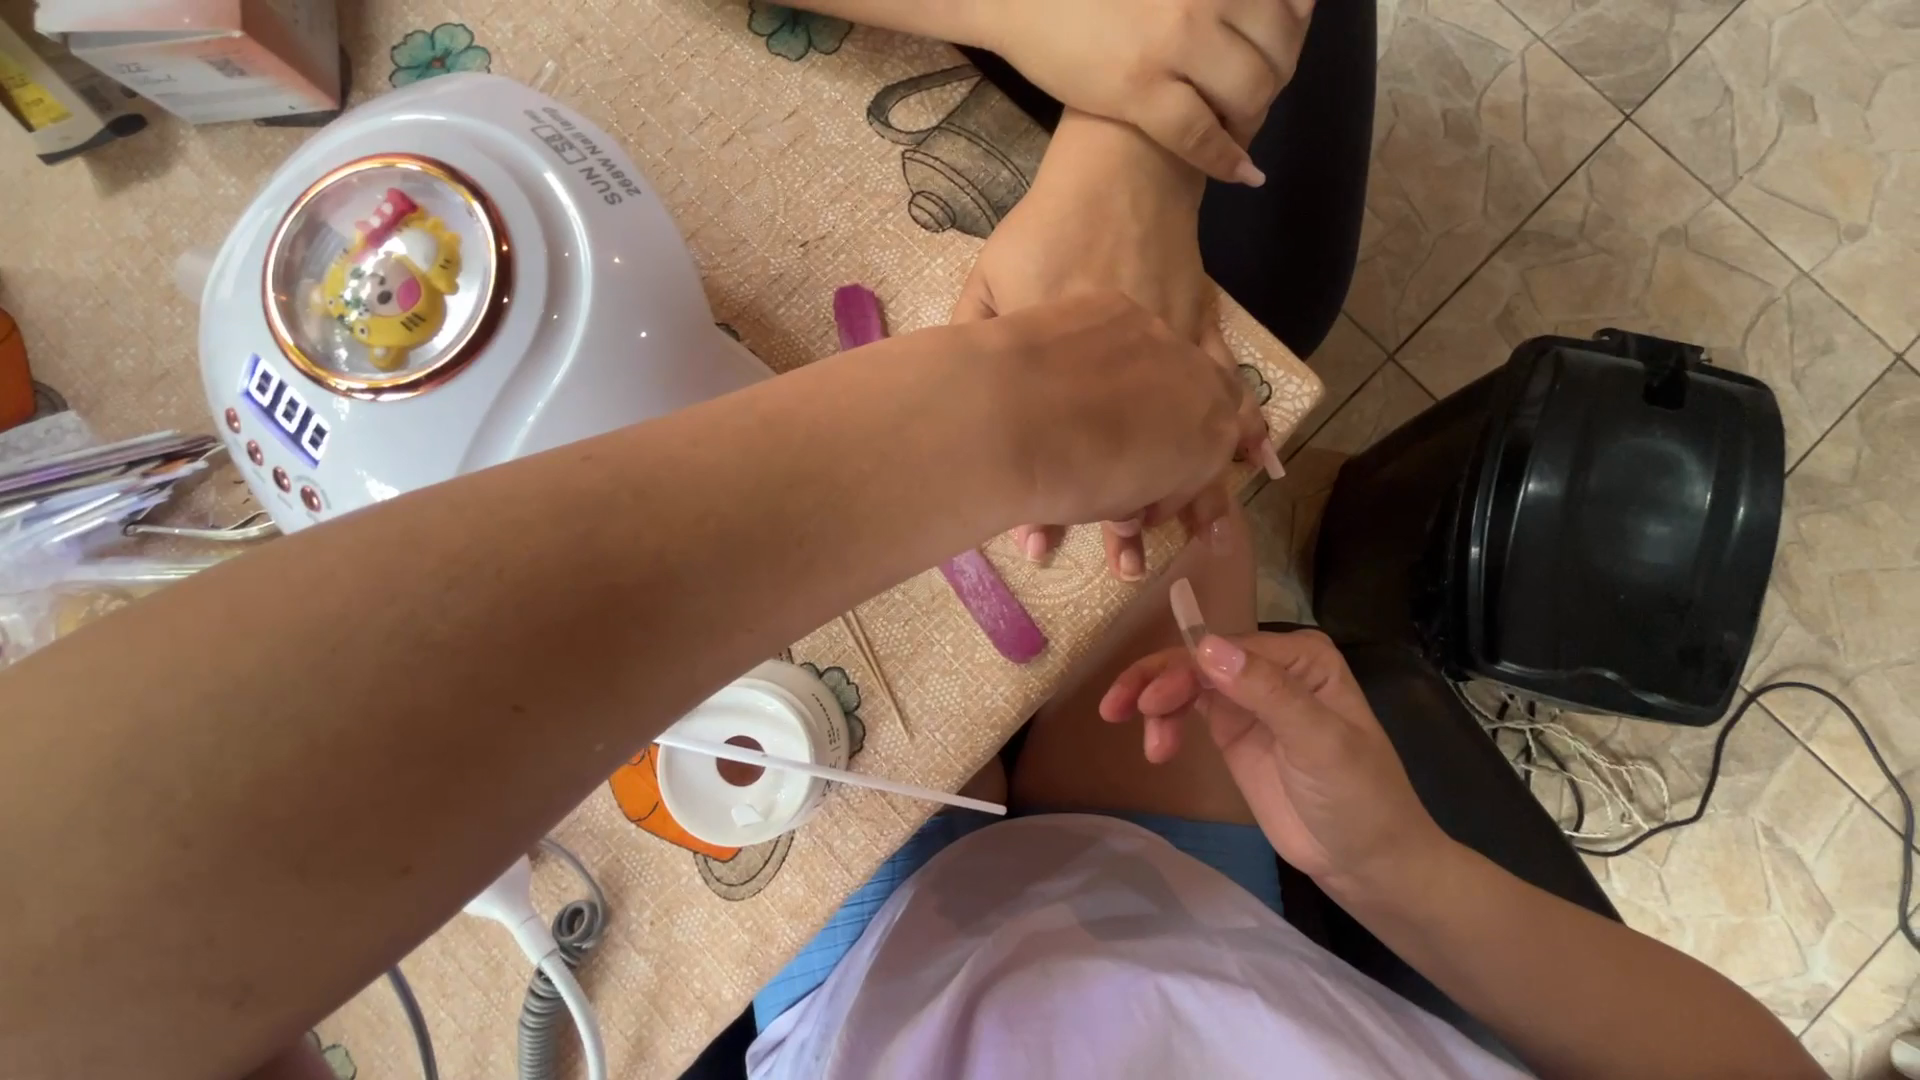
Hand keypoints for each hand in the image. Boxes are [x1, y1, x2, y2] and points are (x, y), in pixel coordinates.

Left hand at [953, 111, 1267, 578]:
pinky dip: (1247, 425)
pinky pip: (1231, 384)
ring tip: (1200, 536)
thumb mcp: (987, 284)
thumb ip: (976, 340)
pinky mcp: (1204, 326)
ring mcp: (1177, 346)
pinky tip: (1257, 461)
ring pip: (1190, 431)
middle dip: (1131, 514)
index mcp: (1072, 364)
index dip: (1049, 507)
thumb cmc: (1044, 228)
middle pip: (1135, 455)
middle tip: (1125, 563)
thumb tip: (959, 392)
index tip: (1037, 546)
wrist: (1118, 169)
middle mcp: (1134, 365)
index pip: (1061, 454)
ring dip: (1195, 488)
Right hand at [977, 0, 1312, 182]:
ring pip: (1250, 91)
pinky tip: (1243, 174)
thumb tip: (1290, 10)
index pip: (1288, 0)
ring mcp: (1176, 38)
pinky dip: (1227, 158)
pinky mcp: (1140, 87)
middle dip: (1276, 78)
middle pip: (1277, 45)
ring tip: (1241, 132)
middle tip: (1256, 99)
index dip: (1293, 28)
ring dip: (1253, 119)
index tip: (1284, 45)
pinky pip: (1201, 132)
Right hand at [1099, 629, 1447, 895]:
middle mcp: (1270, 667)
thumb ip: (1266, 692)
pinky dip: (1164, 724)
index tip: (1148, 701)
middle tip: (1119, 711)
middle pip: (1198, 661)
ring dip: (1155, 706)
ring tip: (1148, 748)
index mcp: (1300, 657)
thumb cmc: (1358, 799)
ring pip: (1185, 683)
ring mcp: (1248, 698)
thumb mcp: (1318, 743)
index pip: (1227, 649)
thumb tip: (1206, 647)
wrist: (1365, 863)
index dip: (1181, 668)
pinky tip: (1158, 751)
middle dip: (1156, 683)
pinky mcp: (1231, 729)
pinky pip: (1186, 710)